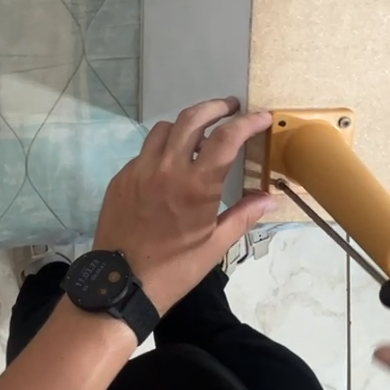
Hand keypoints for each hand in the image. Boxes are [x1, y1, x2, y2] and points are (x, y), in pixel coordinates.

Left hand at [92, 97, 274, 312]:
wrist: (121, 283)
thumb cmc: (174, 269)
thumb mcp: (214, 246)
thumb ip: (242, 216)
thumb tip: (269, 198)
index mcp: (196, 185)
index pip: (227, 138)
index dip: (247, 122)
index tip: (260, 116)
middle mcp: (166, 168)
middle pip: (192, 118)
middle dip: (215, 107)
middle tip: (230, 107)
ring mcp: (139, 170)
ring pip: (164, 130)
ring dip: (186, 125)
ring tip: (200, 135)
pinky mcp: (121, 177)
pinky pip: (144, 151)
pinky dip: (162, 149)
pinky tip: (170, 165)